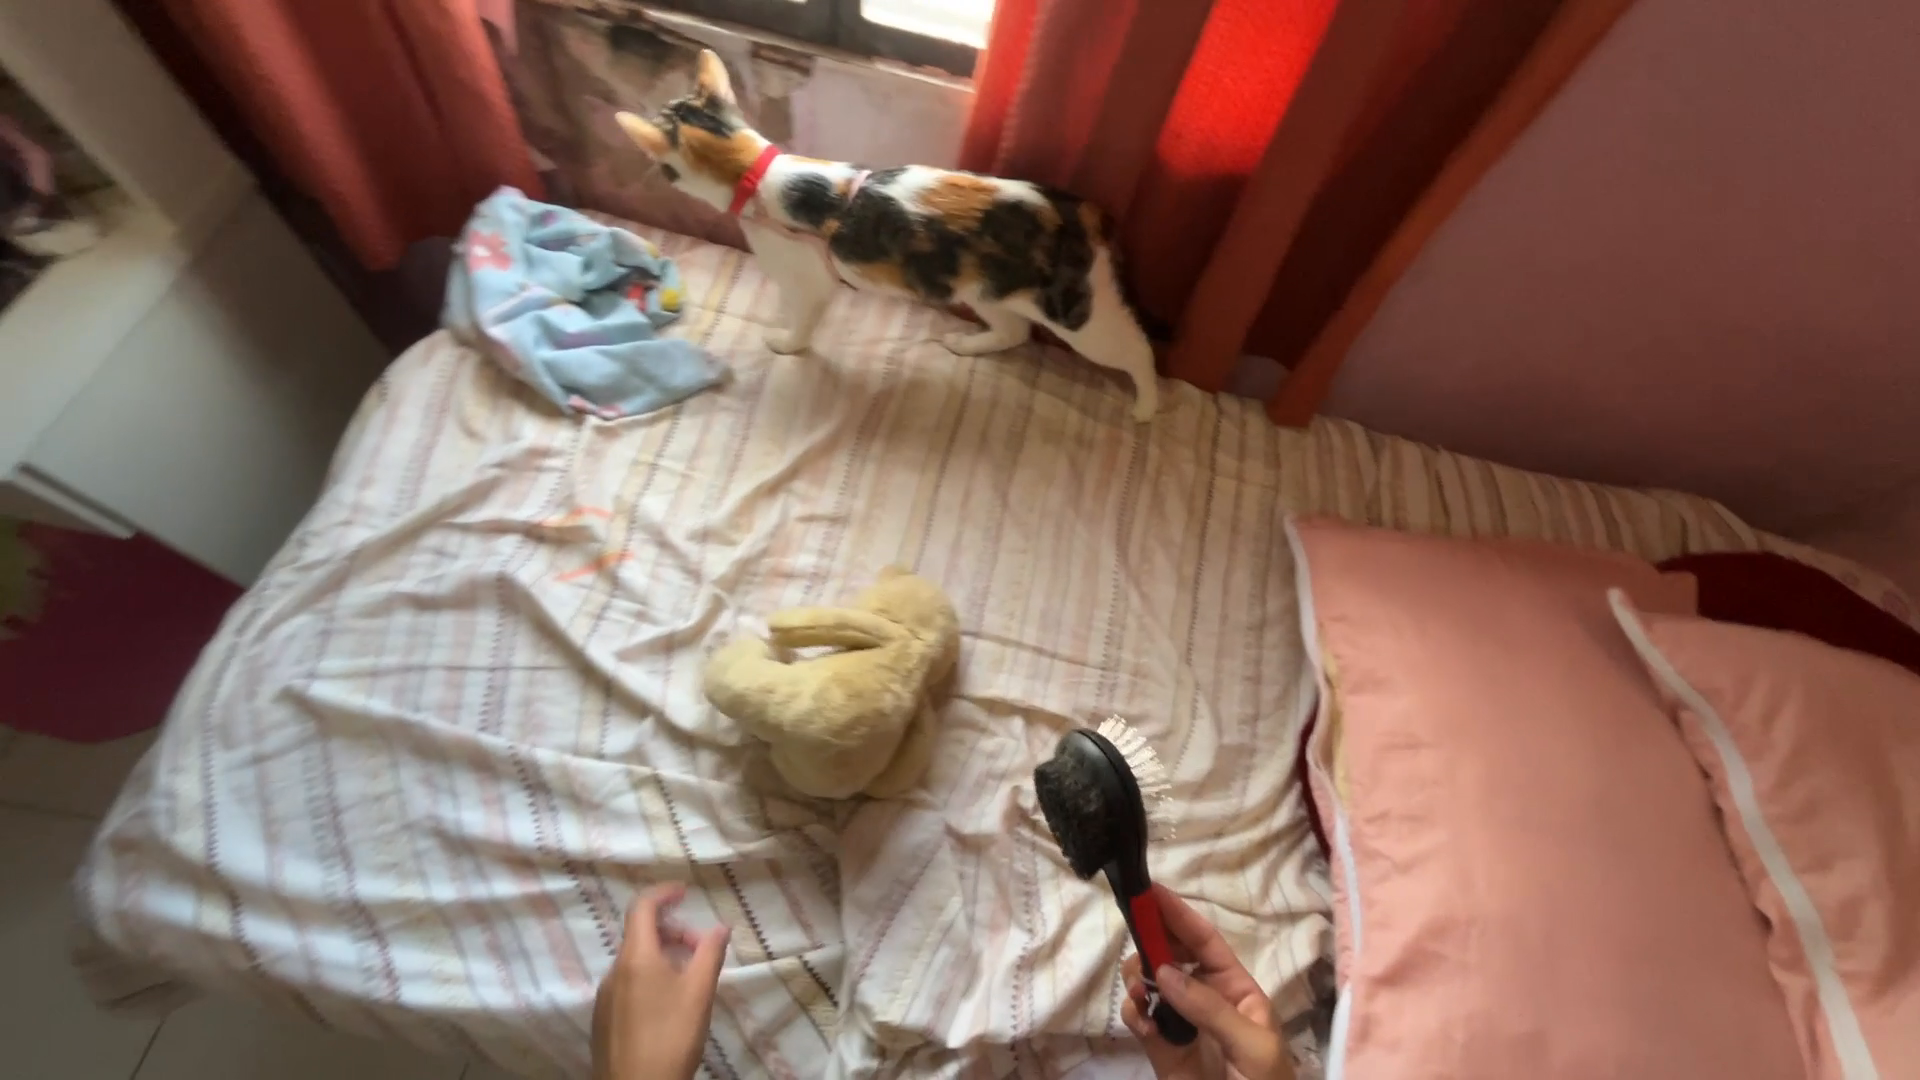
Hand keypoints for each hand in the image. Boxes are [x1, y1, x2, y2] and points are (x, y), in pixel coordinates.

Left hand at [592, 884, 731, 1079]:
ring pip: (635, 960)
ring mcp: (604, 999)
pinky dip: (650, 977)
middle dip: (674, 932)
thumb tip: (720, 927)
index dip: (664, 893)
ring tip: (690, 978)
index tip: (686, 893)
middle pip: (641, 934)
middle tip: (701, 949)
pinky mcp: (603, 1022)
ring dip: (664, 956)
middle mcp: (614, 972)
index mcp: (635, 958)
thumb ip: (710, 952)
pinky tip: (670, 1004)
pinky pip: (628, 983)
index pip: (642, 907)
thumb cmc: (670, 1038)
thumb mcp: (700, 992)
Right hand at [1122, 885, 1292, 1079]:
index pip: (1204, 941)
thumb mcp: (1254, 1050)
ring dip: (1137, 976)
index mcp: (1237, 990)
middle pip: (1170, 951)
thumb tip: (1165, 970)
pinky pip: (1137, 1014)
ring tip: (1140, 993)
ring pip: (1148, 978)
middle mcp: (1206, 998)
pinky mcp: (1160, 1046)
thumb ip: (1210, 1008)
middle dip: (1151, 941)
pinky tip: (1142, 1023)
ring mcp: (1181, 1021)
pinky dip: (1133, 1011)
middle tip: (1136, 942)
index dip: (1178, 913)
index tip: (1149, 890)